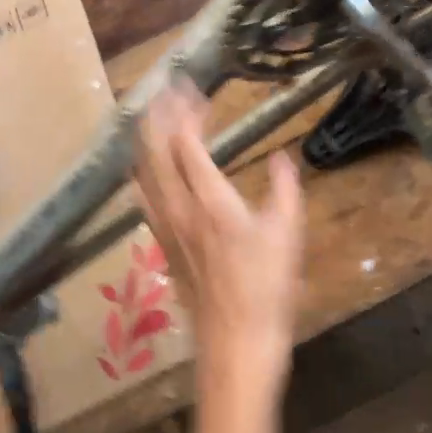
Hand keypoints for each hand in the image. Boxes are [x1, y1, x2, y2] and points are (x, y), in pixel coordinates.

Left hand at [135, 80, 304, 382]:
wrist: (236, 346)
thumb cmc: (267, 289)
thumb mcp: (288, 234)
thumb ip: (284, 189)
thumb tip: (284, 158)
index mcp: (209, 201)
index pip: (185, 143)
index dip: (184, 111)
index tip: (190, 87)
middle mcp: (177, 209)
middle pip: (154, 152)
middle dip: (157, 116)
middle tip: (166, 90)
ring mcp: (165, 230)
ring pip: (143, 173)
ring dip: (146, 140)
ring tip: (153, 118)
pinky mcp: (164, 247)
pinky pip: (144, 197)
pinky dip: (145, 170)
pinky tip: (149, 171)